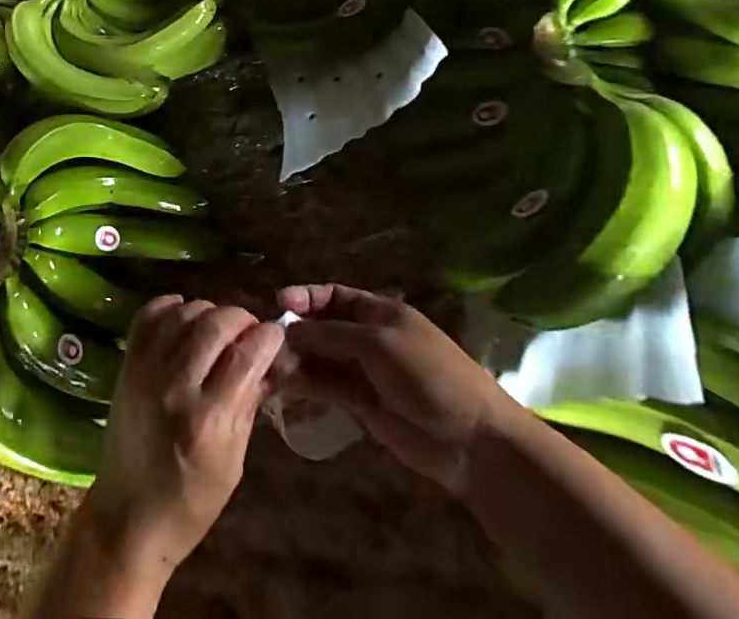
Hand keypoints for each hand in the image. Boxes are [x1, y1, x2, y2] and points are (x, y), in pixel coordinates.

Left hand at [87, 297, 284, 573]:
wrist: (129, 510)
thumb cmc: (191, 500)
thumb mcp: (234, 461)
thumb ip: (249, 405)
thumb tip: (269, 364)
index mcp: (208, 418)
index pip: (245, 356)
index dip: (267, 336)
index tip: (277, 334)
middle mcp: (174, 385)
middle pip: (213, 324)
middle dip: (240, 318)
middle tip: (251, 329)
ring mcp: (144, 369)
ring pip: (181, 314)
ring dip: (207, 311)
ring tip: (220, 327)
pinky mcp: (125, 364)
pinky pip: (147, 317)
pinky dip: (169, 307)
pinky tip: (185, 317)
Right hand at [275, 284, 522, 493]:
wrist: (473, 442)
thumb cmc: (429, 376)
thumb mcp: (377, 342)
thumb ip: (328, 333)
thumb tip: (286, 329)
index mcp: (380, 314)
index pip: (333, 296)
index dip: (305, 297)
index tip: (277, 303)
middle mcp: (369, 338)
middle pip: (321, 325)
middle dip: (294, 329)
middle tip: (265, 338)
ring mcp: (363, 371)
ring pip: (318, 356)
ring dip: (294, 357)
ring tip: (268, 362)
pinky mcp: (359, 402)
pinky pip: (324, 385)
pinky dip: (303, 382)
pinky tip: (282, 382)